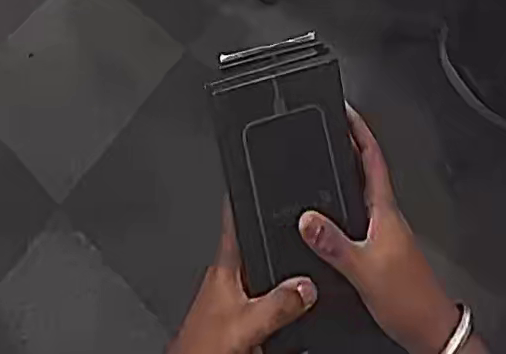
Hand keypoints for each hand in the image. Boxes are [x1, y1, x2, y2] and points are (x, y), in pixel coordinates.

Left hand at [170, 200, 316, 353]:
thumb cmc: (199, 350)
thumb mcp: (244, 324)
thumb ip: (276, 304)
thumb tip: (306, 285)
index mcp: (224, 266)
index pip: (234, 216)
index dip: (244, 192)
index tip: (255, 170)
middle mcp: (227, 278)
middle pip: (254, 243)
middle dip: (274, 233)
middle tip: (295, 218)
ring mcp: (231, 299)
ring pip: (260, 272)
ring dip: (277, 269)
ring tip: (299, 260)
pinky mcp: (236, 319)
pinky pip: (263, 298)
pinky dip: (276, 296)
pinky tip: (289, 304)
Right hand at [300, 107, 480, 353]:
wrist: (429, 329)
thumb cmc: (409, 298)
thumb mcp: (364, 269)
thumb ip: (333, 243)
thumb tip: (307, 218)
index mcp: (386, 209)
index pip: (372, 156)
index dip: (359, 129)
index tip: (347, 110)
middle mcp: (387, 214)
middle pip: (368, 166)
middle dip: (352, 141)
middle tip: (335, 124)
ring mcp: (386, 229)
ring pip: (366, 187)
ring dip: (351, 168)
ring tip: (332, 154)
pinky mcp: (382, 246)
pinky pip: (362, 209)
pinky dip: (348, 198)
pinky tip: (336, 209)